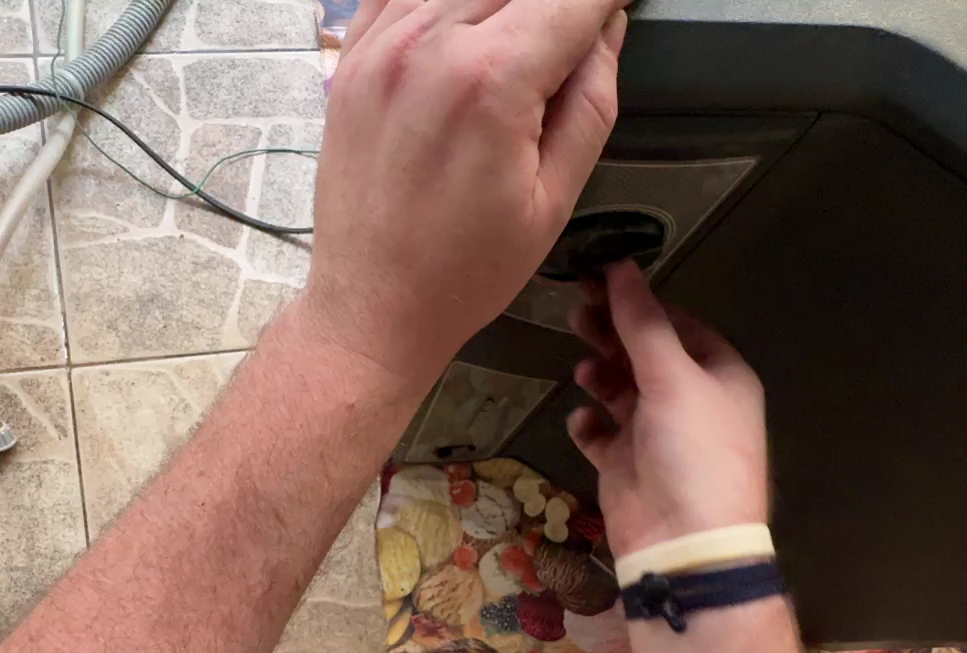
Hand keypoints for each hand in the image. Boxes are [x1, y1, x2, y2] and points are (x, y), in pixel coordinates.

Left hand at [296, 0, 629, 388]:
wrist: (374, 309)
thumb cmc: (459, 275)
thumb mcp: (551, 206)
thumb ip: (590, 108)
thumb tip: (606, 35)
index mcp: (491, 82)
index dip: (604, 0)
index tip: (614, 8)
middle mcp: (430, 46)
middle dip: (554, 11)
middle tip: (565, 49)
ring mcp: (382, 50)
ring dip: (500, 8)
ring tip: (513, 64)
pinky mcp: (352, 66)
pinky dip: (440, 5)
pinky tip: (460, 38)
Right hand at [567, 261, 768, 555]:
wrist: (683, 538)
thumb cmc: (692, 449)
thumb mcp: (674, 377)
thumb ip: (643, 323)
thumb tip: (621, 266)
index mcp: (717, 374)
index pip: (677, 324)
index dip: (639, 302)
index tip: (599, 279)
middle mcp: (689, 401)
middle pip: (645, 354)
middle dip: (612, 334)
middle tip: (576, 311)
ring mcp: (656, 434)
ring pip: (621, 391)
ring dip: (600, 376)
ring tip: (582, 369)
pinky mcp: (626, 464)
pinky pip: (601, 434)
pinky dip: (589, 425)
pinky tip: (582, 421)